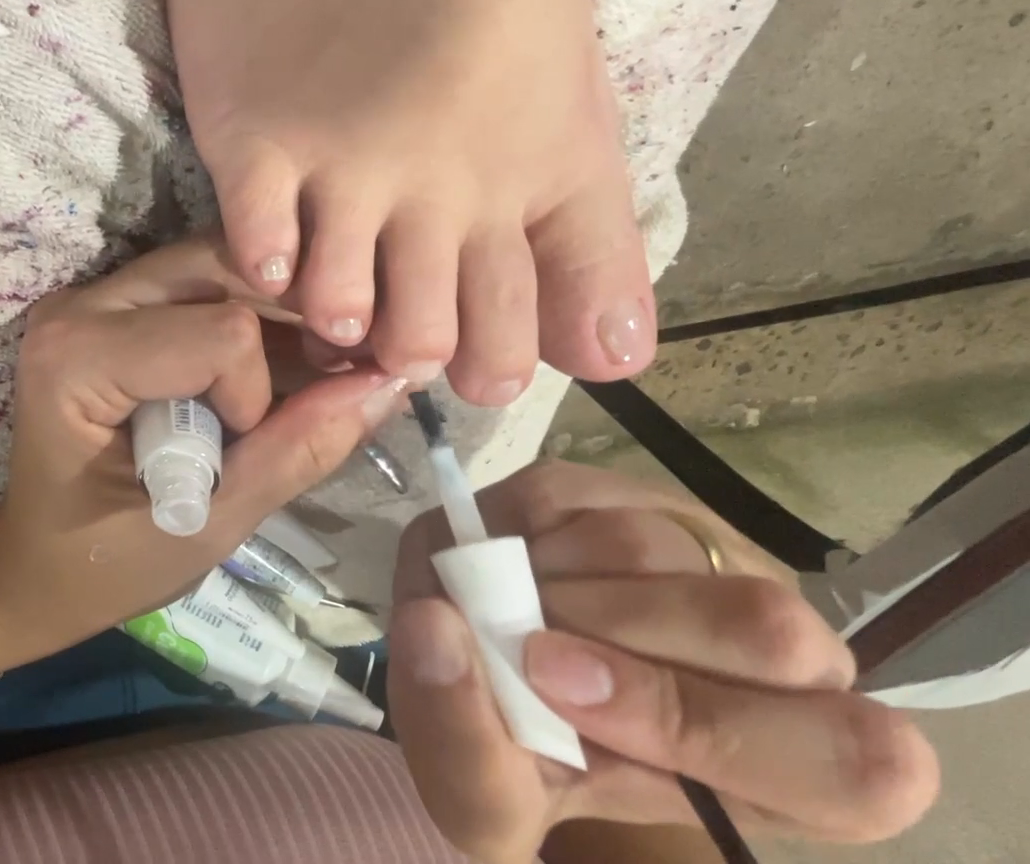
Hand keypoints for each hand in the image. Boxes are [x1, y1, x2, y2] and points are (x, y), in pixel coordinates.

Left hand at [0, 239, 409, 663]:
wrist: (32, 563)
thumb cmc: (103, 562)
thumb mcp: (208, 525)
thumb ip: (295, 451)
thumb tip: (390, 383)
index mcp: (77, 358)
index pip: (220, 333)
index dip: (259, 390)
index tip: (244, 443)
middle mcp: (78, 306)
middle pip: (223, 268)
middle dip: (290, 319)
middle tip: (330, 374)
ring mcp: (91, 298)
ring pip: (216, 263)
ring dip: (276, 313)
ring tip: (310, 370)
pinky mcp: (111, 306)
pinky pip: (199, 283)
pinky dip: (249, 317)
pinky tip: (280, 361)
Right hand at [167, 0, 654, 404]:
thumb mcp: (569, 89)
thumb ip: (582, 231)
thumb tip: (613, 357)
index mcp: (541, 172)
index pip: (535, 332)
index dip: (500, 362)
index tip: (470, 355)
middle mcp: (452, 189)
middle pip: (435, 342)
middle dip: (419, 354)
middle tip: (387, 323)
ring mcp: (347, 167)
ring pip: (343, 316)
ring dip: (336, 317)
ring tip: (326, 278)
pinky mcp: (254, 140)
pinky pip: (259, 257)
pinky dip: (264, 269)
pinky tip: (270, 236)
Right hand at [386, 462, 939, 862]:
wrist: (467, 671)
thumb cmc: (504, 758)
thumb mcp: (478, 803)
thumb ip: (465, 748)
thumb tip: (436, 624)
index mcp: (790, 772)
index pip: (859, 763)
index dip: (713, 729)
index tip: (568, 700)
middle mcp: (782, 657)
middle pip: (764, 628)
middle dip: (613, 645)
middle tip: (524, 656)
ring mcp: (701, 555)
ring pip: (646, 550)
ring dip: (544, 589)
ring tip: (500, 617)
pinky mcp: (613, 493)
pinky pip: (567, 500)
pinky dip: (510, 540)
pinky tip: (498, 573)